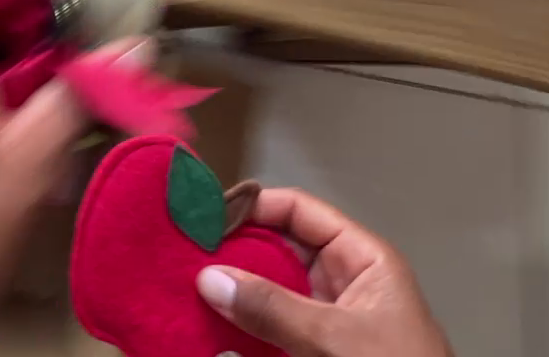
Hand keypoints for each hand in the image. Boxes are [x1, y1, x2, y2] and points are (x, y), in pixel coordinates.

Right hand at [195, 188, 451, 356]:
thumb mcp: (337, 340)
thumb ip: (273, 308)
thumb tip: (207, 277)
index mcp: (361, 258)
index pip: (298, 210)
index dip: (253, 206)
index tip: (205, 216)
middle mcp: (340, 279)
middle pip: (277, 246)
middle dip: (234, 248)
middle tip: (187, 249)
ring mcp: (326, 318)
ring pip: (269, 287)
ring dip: (232, 287)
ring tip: (187, 280)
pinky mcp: (311, 351)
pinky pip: (269, 325)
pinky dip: (241, 322)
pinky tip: (208, 319)